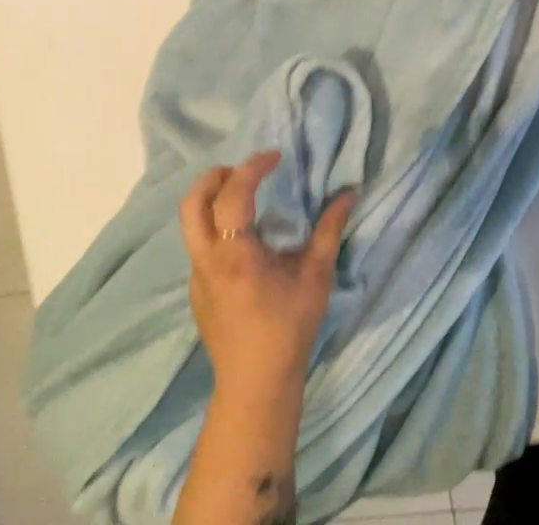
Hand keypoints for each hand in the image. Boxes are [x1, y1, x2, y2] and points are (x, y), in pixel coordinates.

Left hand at [179, 151, 356, 396]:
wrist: (256, 382)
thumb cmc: (289, 327)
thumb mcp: (316, 276)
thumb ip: (329, 231)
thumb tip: (348, 195)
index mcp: (235, 255)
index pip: (233, 195)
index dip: (252, 168)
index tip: (275, 156)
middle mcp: (207, 260)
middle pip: (192, 203)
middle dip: (216, 177)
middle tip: (247, 170)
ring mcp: (197, 276)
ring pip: (190, 224)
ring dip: (213, 200)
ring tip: (247, 196)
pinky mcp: (197, 289)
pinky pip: (200, 244)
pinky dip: (216, 225)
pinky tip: (247, 238)